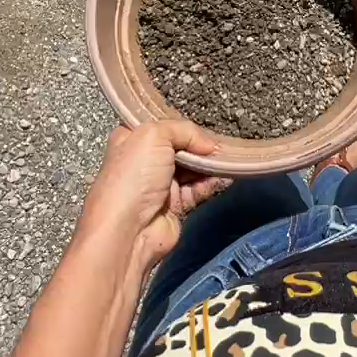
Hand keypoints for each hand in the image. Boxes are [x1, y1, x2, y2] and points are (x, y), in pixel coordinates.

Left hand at [80, 120, 229, 270]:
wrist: (128, 231)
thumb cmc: (134, 176)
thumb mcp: (155, 135)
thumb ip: (186, 130)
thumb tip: (210, 144)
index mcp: (131, 140)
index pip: (161, 125)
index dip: (181, 125)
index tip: (202, 125)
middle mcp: (144, 161)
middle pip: (180, 146)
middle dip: (200, 145)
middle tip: (221, 143)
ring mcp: (159, 185)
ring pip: (192, 168)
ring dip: (209, 164)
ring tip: (228, 159)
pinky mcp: (174, 206)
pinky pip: (198, 189)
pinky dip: (211, 183)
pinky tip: (225, 176)